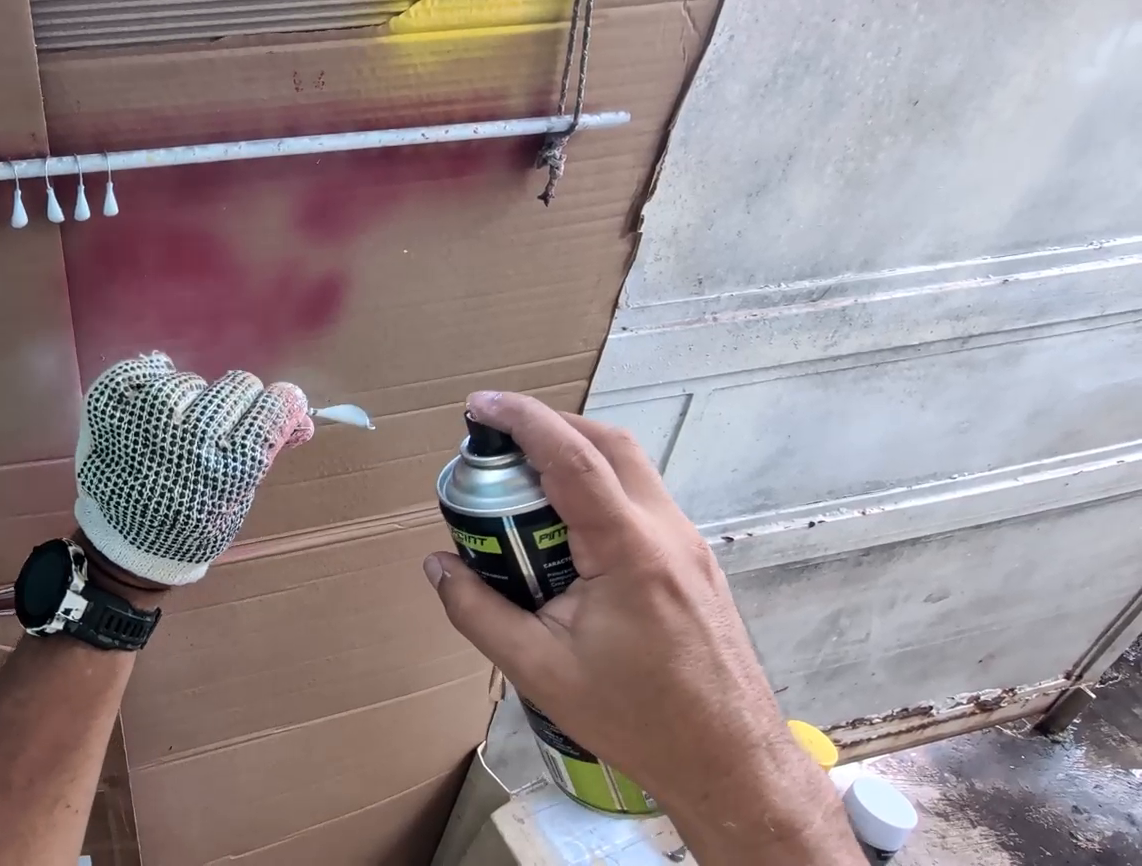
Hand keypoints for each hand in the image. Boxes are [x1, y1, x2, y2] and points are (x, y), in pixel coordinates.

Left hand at [73, 353, 312, 585]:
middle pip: (236, 387)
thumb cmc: (191, 523)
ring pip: (190, 381)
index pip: (271, 411)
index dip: (280, 404)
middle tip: (218, 425)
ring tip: (177, 426)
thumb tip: (303, 414)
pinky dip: (150, 378)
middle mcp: (187, 440)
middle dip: (236, 402)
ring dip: (191, 397)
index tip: (276, 406)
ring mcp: (142, 422)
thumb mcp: (238, 496)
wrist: (123, 546)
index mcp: (226, 469)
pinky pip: (140, 369)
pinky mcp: (107, 408)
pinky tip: (152, 404)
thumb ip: (269, 449)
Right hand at [424, 392, 859, 863]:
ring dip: (573, 450)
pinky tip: (562, 521)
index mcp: (629, 552)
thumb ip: (478, 610)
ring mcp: (686, 543)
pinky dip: (594, 481)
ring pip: (629, 464)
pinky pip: (638, 494)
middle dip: (547, 423)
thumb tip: (437, 564)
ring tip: (521, 474)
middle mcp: (666, 532)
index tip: (479, 406)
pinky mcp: (691, 559)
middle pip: (608, 443)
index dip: (522, 420)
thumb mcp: (538, 669)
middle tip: (495, 435)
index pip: (572, 459)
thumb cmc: (638, 719)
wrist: (732, 763)